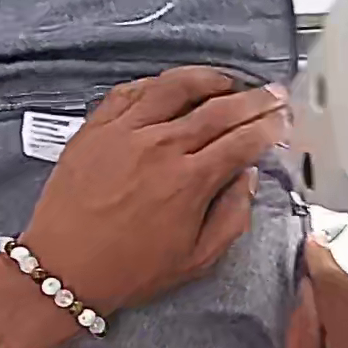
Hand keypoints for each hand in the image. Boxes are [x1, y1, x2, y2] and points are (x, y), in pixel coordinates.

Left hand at [0, 66, 286, 347]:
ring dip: (209, 78)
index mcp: (190, 182)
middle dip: (255, 99)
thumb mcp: (196, 260)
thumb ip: (231, 217)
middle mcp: (162, 147)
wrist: (65, 268)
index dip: (269, 127)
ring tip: (227, 81)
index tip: (282, 121)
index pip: (243, 141)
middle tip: (273, 93)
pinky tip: (171, 86)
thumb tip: (246, 179)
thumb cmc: (128, 269)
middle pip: (220, 108)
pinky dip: (158, 83)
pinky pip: (131, 91)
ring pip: (177, 87)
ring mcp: (126, 132)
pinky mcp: (96, 128)